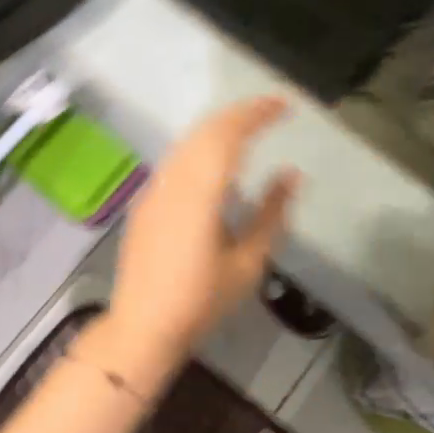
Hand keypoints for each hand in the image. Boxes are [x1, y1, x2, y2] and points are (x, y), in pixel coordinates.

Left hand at [104, 97, 299, 363]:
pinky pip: (175, 160)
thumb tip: (291, 174)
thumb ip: (271, 214)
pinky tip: (216, 160)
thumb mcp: (248, 263)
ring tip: (249, 128)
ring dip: (218, 129)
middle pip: (205, 131)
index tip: (284, 106)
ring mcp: (154, 190)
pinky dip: (200, 147)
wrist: (143, 326)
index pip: (228, 135)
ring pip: (187, 143)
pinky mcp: (145, 202)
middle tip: (271, 110)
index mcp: (200, 192)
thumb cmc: (201, 301)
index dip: (256, 114)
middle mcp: (173, 181)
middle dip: (239, 114)